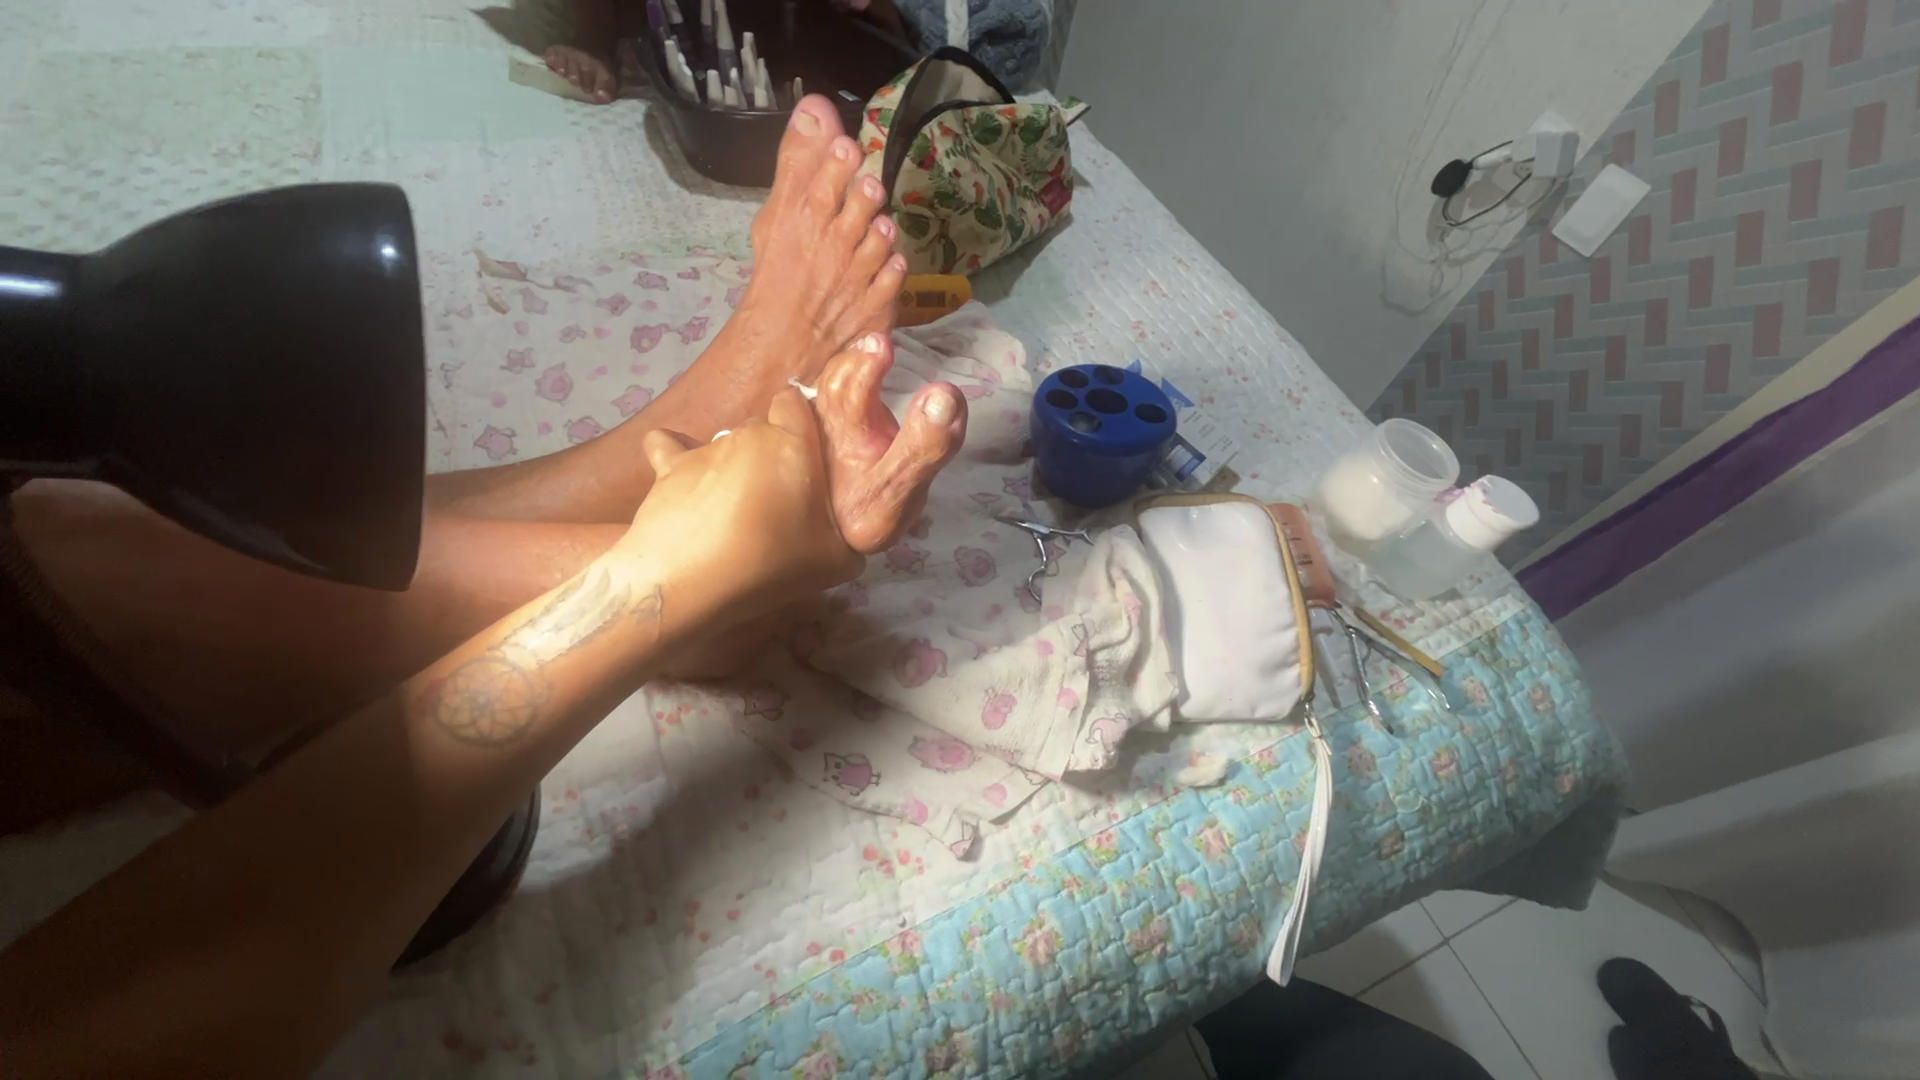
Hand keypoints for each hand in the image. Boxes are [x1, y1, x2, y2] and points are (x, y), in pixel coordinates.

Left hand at [619, 388, 862, 626]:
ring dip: (734, 466)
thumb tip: (855, 526)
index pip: (796, 402)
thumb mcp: (840, 560)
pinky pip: (668, 445)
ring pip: (726, 444)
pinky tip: (681, 479)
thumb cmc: (773, 564)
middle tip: (779, 499)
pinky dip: (676, 458)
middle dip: (772, 453)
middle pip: (763, 429)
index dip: (803, 424)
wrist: (693, 582)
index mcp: (793, 444)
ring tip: (733, 510)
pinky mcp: (667, 467)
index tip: (809, 457)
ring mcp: (705, 448)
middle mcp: (749, 434)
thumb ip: (853, 533)